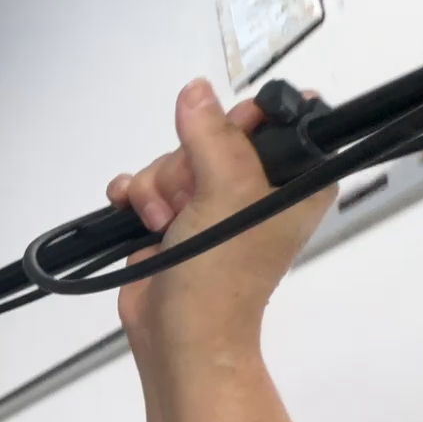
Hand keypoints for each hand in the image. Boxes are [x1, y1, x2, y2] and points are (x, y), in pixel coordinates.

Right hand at [110, 78, 337, 366]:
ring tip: (162, 223)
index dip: (238, 123)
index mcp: (292, 177)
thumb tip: (194, 91)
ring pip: (168, 164)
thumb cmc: (221, 272)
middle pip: (204, 140)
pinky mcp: (166, 222)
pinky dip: (131, 197)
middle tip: (188, 204)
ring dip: (154, 190)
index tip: (220, 147)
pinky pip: (141, 187)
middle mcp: (249, 187)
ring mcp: (204, 205)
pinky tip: (131, 214)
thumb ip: (213, 137)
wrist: (178, 330)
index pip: (271, 120)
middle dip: (182, 169)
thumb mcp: (228, 192)